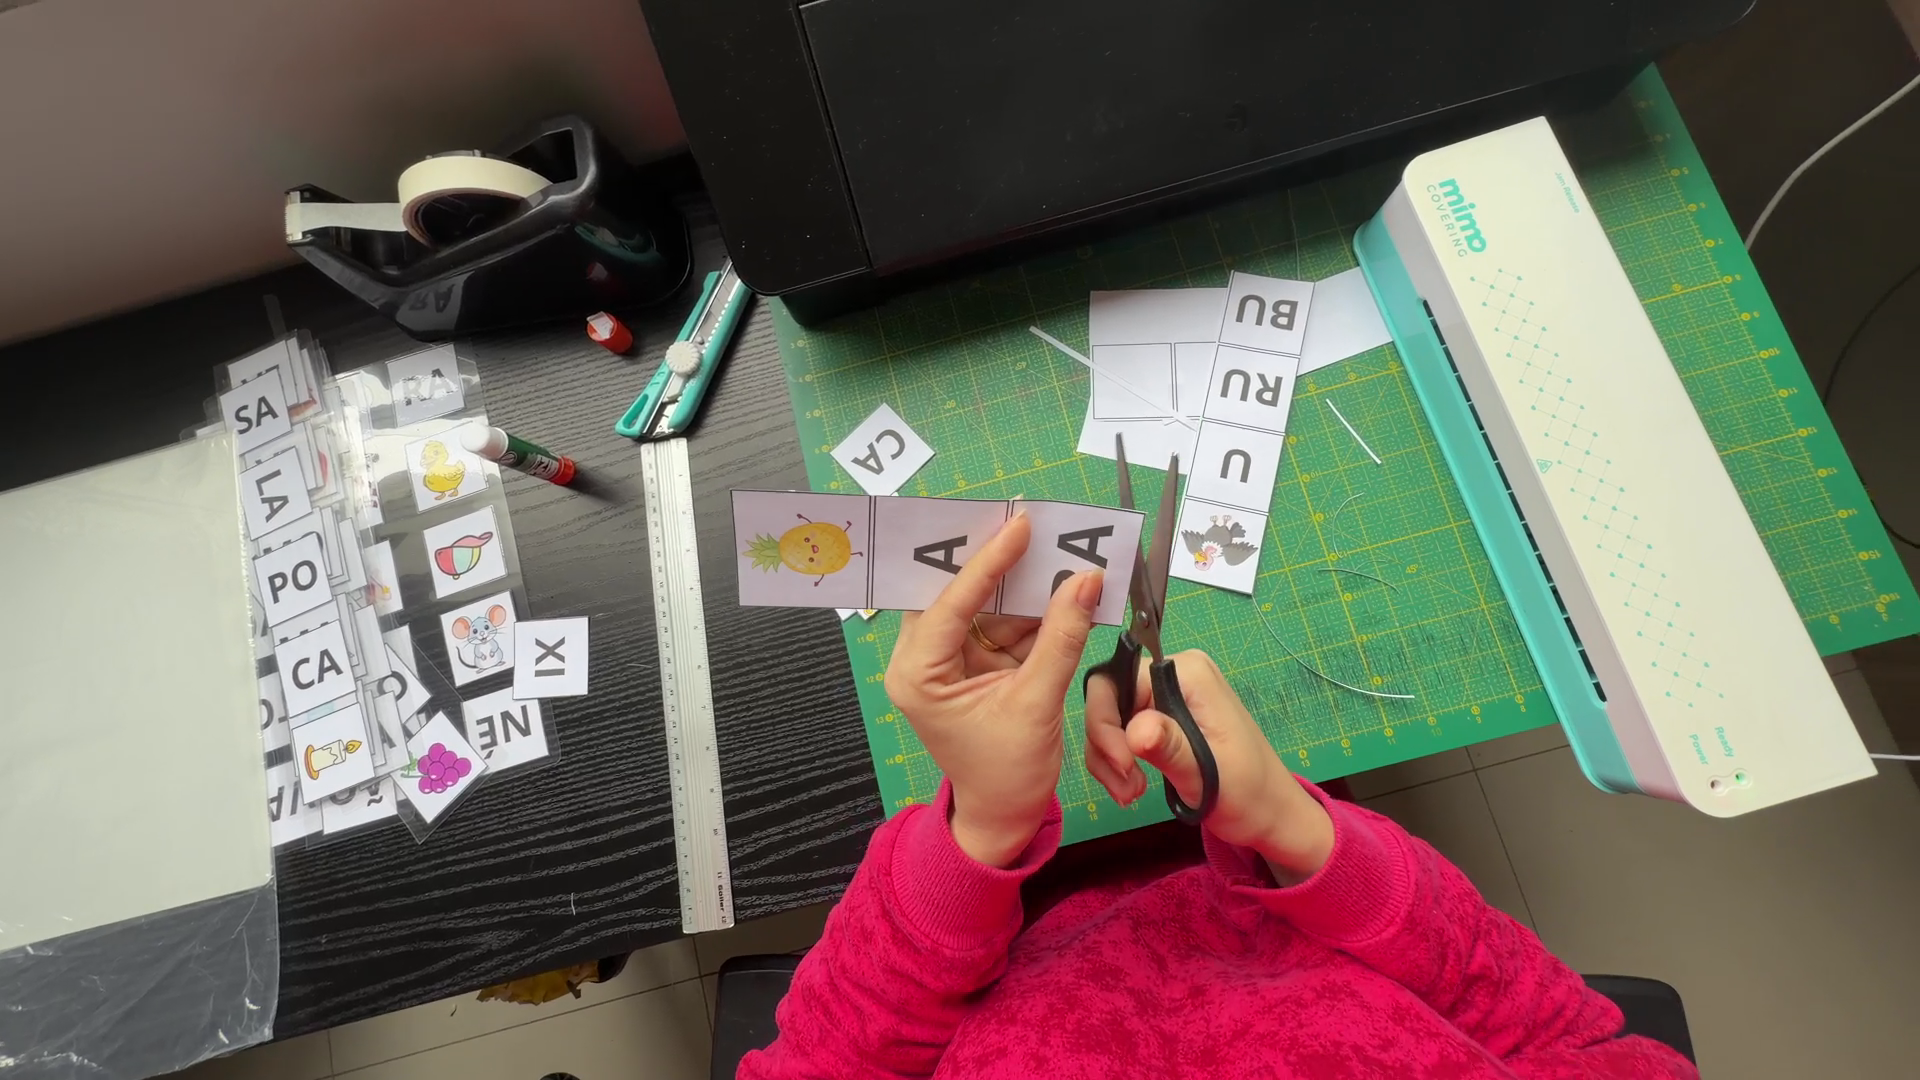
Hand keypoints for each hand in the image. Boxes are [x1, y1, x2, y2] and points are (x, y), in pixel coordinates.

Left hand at [885, 514, 1102, 867]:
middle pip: (959, 595)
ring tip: (1057, 551)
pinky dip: (1032, 610)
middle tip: (1030, 526)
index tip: (1019, 527)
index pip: (950, 604)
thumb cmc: (1008, 774)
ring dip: (1022, 585)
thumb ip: (1062, 638)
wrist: (1005, 816)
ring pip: (985, 605)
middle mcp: (923, 660)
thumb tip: (1086, 581)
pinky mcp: (972, 662)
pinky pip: (1001, 624)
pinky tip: (1059, 587)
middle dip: (996, 564)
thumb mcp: (1037, 704)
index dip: (988, 562)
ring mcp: (948, 659)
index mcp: (918, 675)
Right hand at [1084, 649, 1332, 881]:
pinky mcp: (1161, 712)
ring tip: (1130, 794)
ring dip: (1109, 758)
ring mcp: (1166, 691)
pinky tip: (1131, 785)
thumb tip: (1135, 730)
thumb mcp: (1206, 775)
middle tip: (1125, 788)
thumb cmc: (1247, 794)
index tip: (1122, 766)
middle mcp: (1172, 672)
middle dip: (1106, 745)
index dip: (1105, 723)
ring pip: (1108, 716)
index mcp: (1187, 673)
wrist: (1270, 813)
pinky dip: (1117, 758)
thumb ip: (1170, 747)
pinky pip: (1121, 727)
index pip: (1116, 680)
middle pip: (1108, 697)